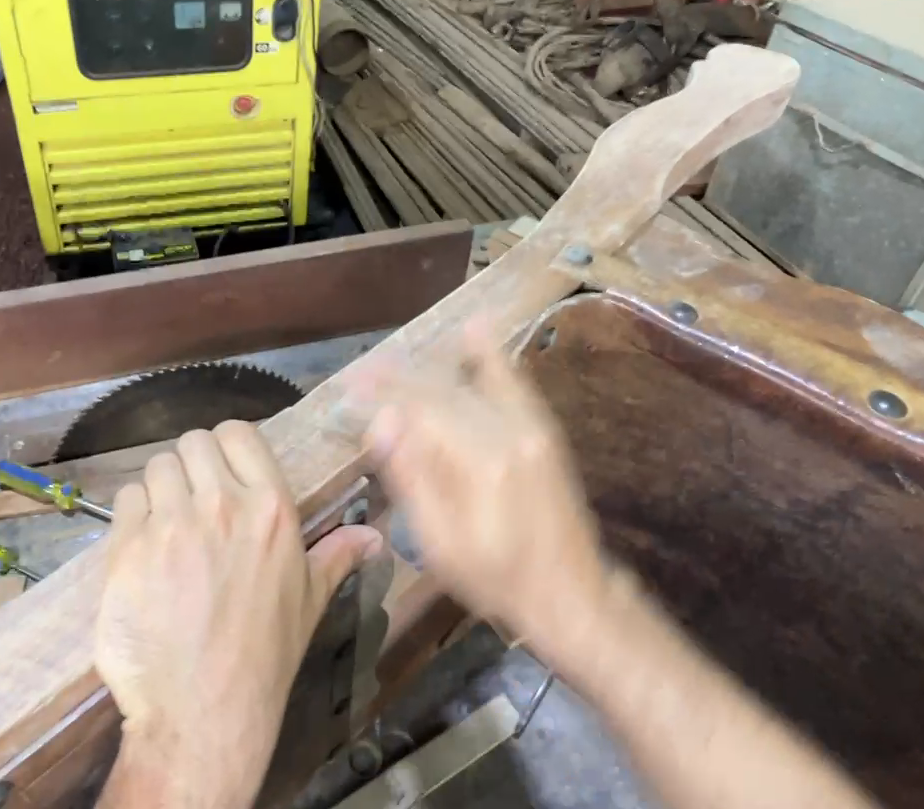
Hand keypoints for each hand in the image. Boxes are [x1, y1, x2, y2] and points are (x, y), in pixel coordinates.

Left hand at [95, 420, 382, 808]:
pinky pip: (125, 501)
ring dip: (160, 489)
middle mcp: (221, 503)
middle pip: (193, 442)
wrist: (203, 712)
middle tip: (192, 501)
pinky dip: (132, 516)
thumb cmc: (264, 656)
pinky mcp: (128, 546)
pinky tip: (143, 549)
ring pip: (156, 467)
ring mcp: (172, 523)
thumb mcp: (310, 600)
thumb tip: (373, 535)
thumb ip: (338, 554)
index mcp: (270, 507)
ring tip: (165, 526)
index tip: (222, 471)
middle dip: (191, 466)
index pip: (238, 432)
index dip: (226, 447)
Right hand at [357, 320, 611, 639]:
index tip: (350, 385)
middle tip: (361, 370)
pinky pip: (513, 383)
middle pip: (442, 390)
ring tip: (394, 357)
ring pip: (472, 382)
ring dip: (430, 366)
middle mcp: (507, 431)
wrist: (573, 595)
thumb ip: (412, 478)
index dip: (382, 393)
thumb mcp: (442, 544)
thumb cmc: (498, 580)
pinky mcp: (543, 431)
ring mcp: (531, 428)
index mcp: (480, 461)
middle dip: (398, 376)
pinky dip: (491, 356)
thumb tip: (381, 421)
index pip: (420, 409)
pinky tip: (476, 328)